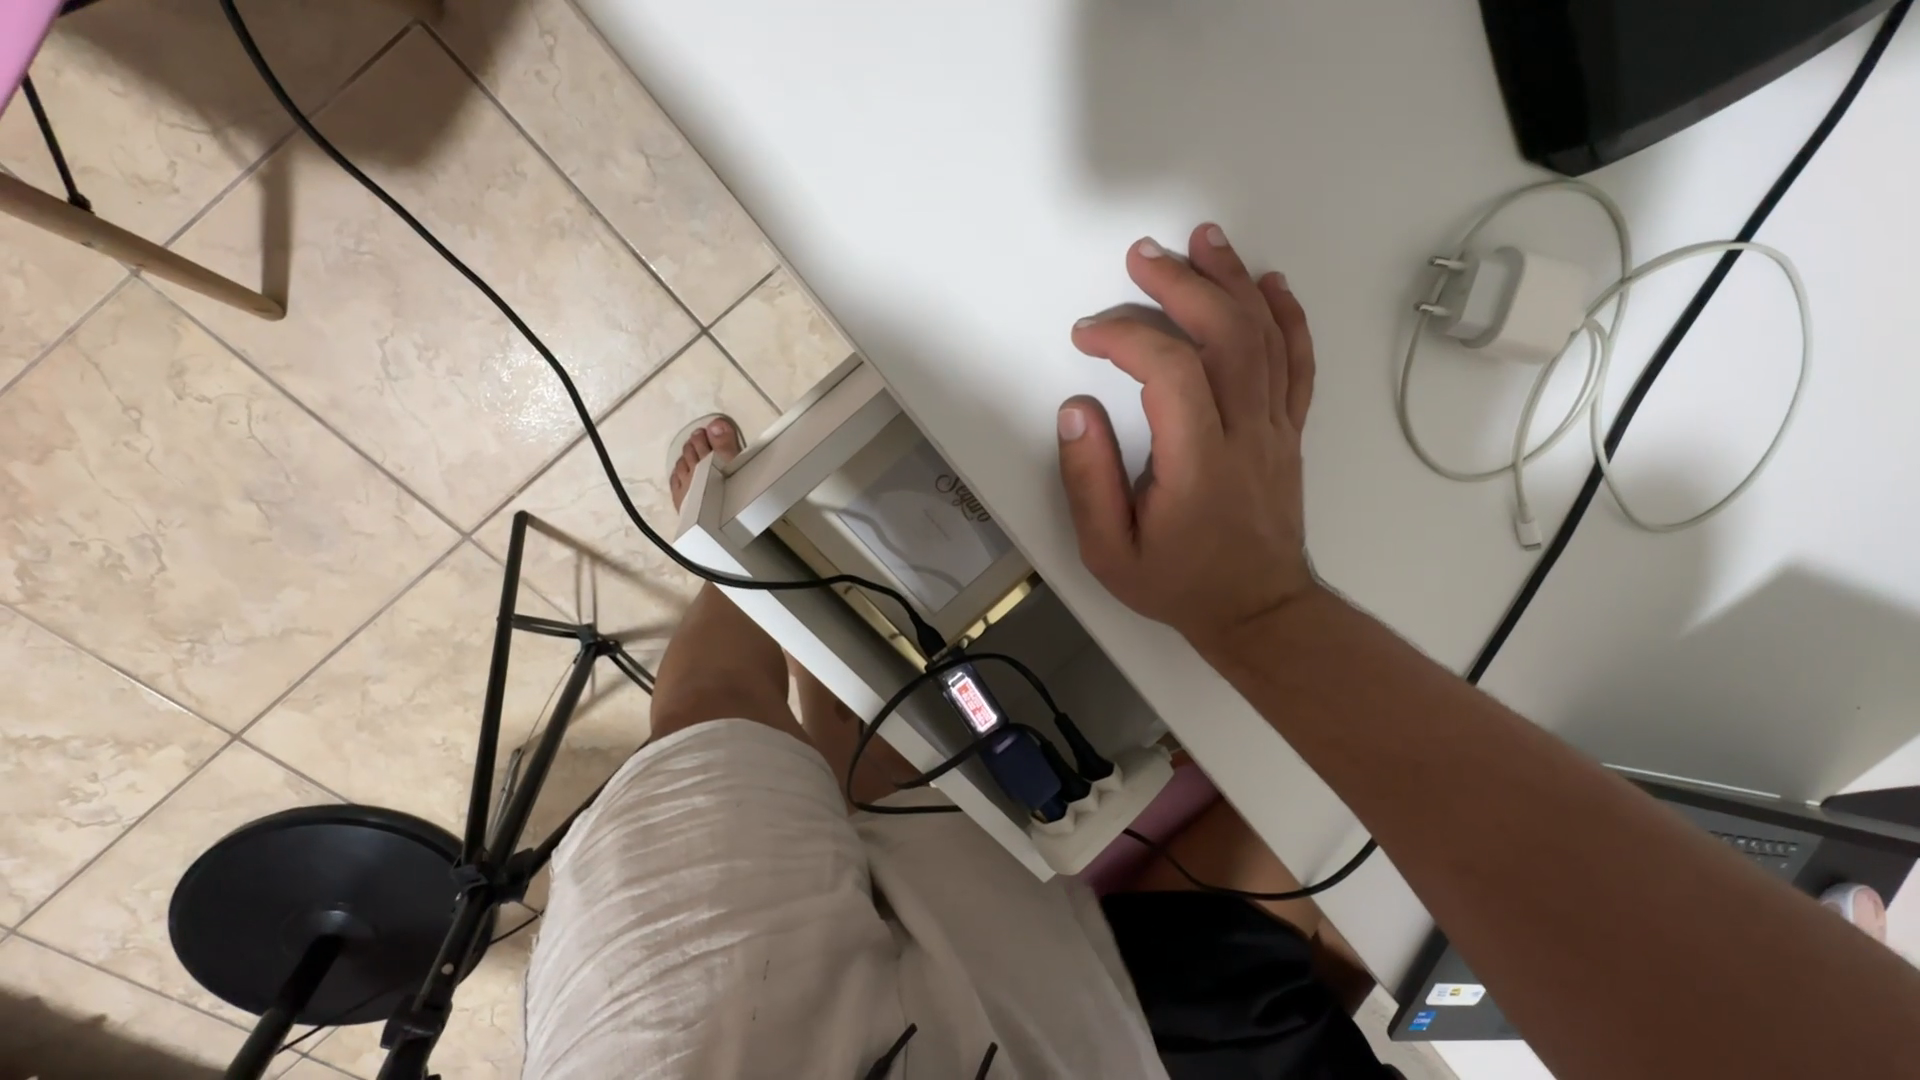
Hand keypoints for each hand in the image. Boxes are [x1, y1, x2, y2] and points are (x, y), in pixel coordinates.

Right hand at [1057, 224, 1317, 652]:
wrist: (1259, 610)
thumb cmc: (1179, 583)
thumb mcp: (1108, 551)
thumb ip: (1086, 479)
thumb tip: (1076, 410)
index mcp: (1198, 463)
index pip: (1170, 371)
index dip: (1127, 336)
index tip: (1088, 333)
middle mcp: (1246, 434)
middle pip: (1226, 335)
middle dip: (1182, 284)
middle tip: (1143, 255)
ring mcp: (1275, 428)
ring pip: (1265, 338)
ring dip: (1233, 281)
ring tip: (1203, 240)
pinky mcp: (1288, 430)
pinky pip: (1297, 363)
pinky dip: (1286, 317)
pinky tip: (1268, 284)